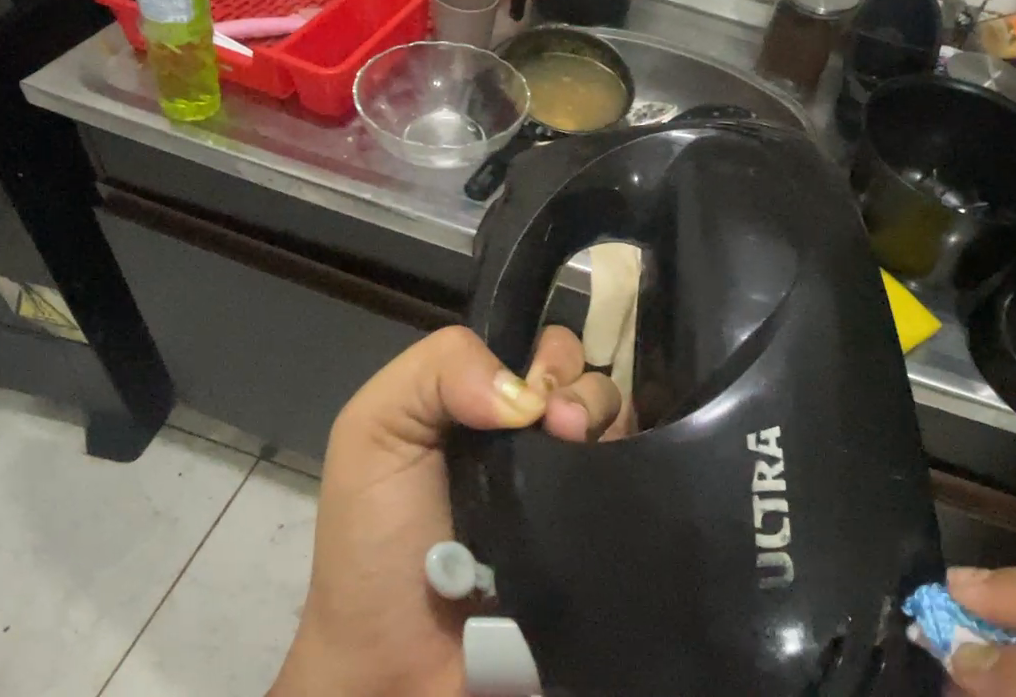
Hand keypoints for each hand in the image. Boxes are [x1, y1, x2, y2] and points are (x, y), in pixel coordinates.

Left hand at [268, 325, 630, 696]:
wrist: (398, 675)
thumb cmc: (376, 544)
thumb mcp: (375, 431)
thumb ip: (438, 370)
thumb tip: (532, 390)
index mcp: (482, 409)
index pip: (538, 350)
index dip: (548, 356)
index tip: (539, 389)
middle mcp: (533, 440)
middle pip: (587, 379)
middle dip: (582, 386)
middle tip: (562, 425)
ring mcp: (571, 488)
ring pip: (620, 421)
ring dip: (608, 420)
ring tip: (577, 452)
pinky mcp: (603, 536)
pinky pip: (639, 481)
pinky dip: (636, 466)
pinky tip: (611, 480)